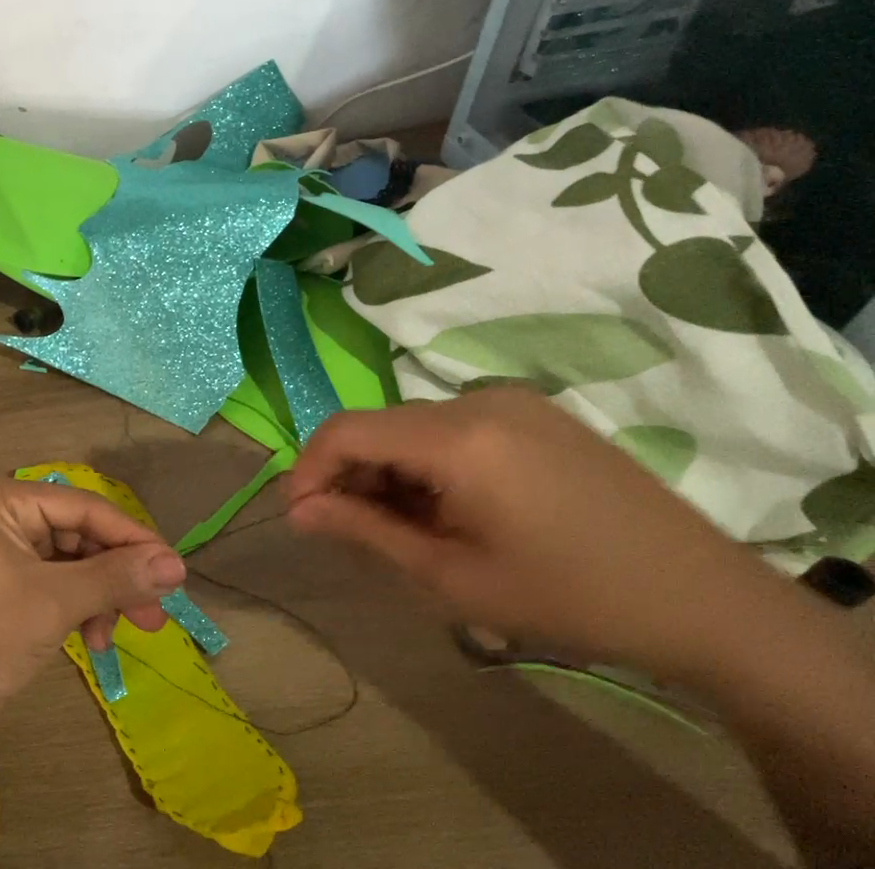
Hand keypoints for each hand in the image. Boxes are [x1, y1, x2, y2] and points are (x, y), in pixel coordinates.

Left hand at [0, 478, 186, 728]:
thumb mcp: (59, 600)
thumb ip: (118, 577)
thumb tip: (178, 566)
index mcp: (8, 501)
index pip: (87, 507)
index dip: (133, 538)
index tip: (175, 572)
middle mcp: (10, 516)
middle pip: (86, 534)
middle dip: (121, 573)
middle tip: (156, 611)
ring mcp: (13, 550)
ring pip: (82, 561)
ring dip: (107, 595)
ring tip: (134, 629)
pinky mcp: (18, 583)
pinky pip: (67, 583)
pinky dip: (87, 607)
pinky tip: (97, 639)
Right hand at [285, 388, 786, 677]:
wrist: (706, 601)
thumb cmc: (569, 597)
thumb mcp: (450, 575)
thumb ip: (363, 531)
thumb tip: (297, 511)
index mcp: (456, 437)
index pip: (344, 431)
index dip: (308, 470)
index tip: (300, 518)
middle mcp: (478, 401)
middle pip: (377, 425)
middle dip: (350, 476)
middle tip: (351, 534)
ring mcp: (513, 402)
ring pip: (411, 426)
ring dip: (389, 472)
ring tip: (407, 530)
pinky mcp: (537, 414)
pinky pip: (453, 427)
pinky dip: (428, 463)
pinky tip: (450, 510)